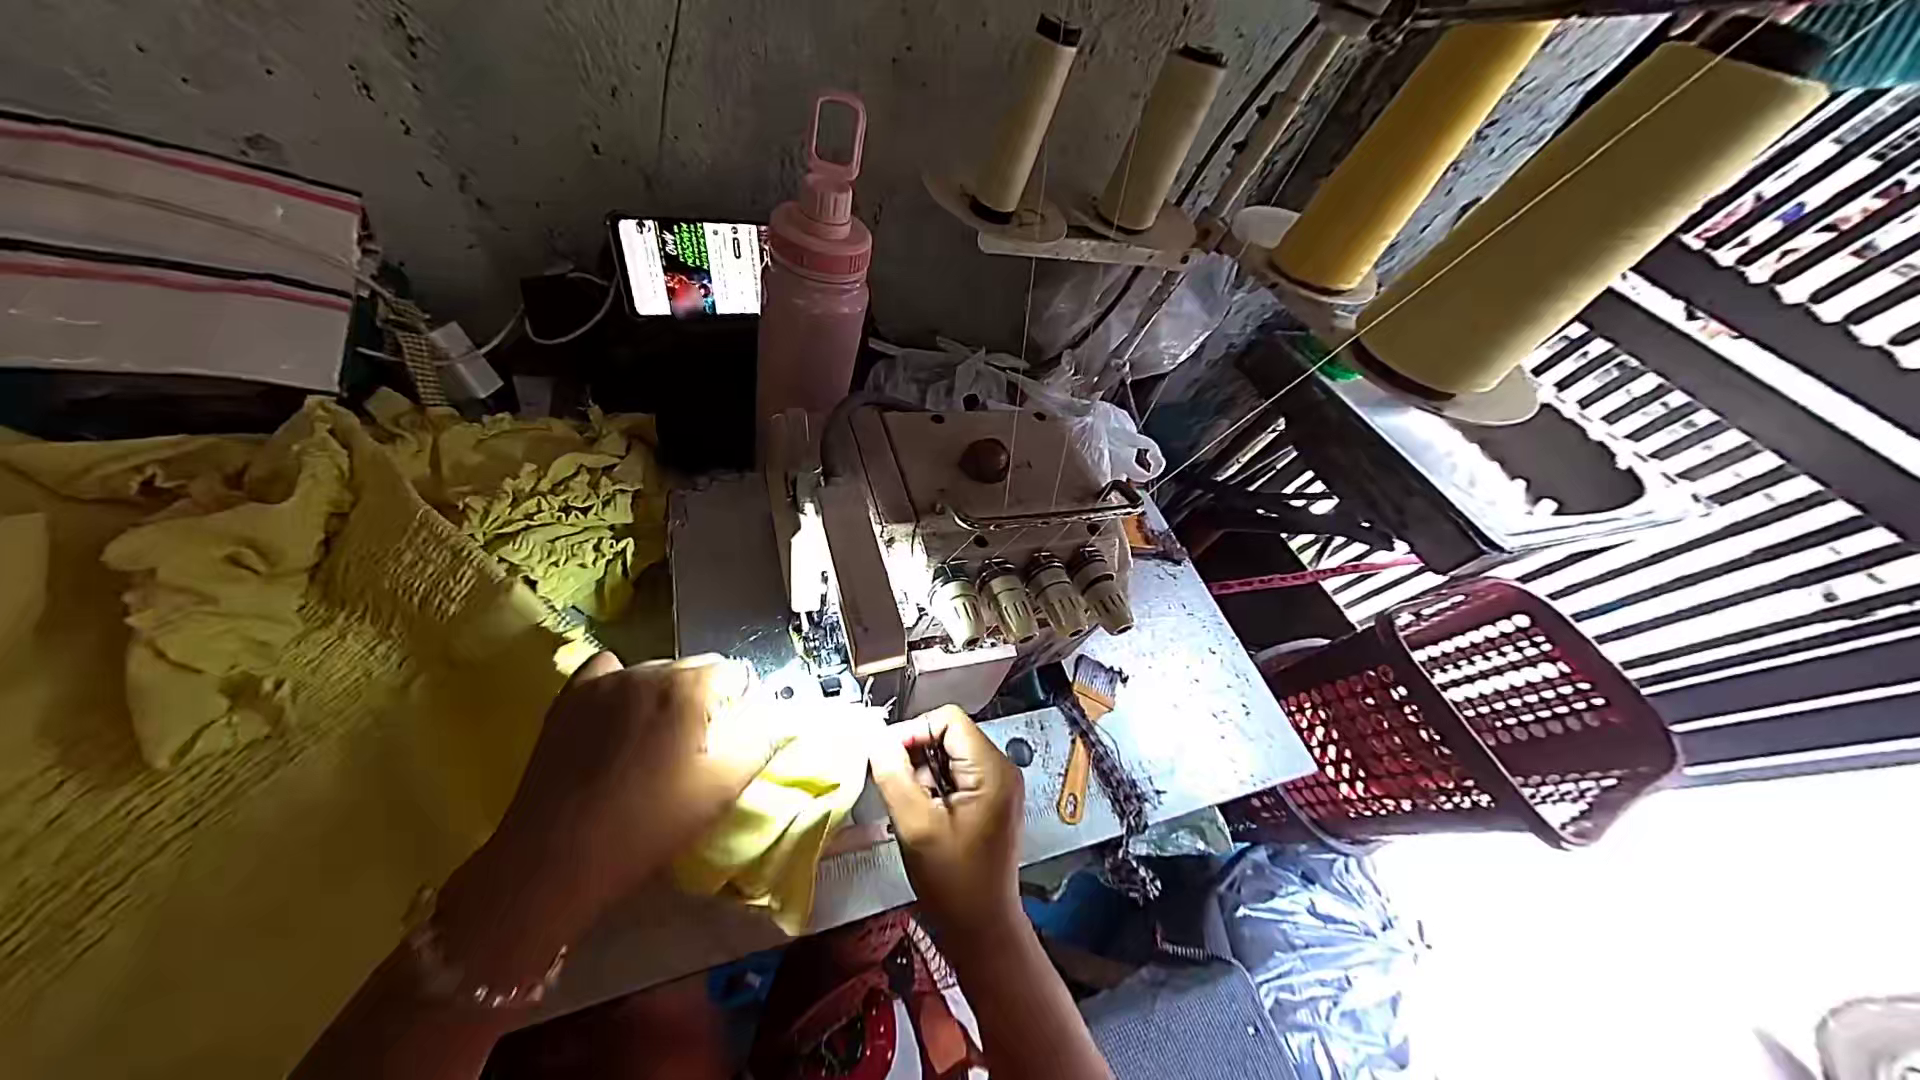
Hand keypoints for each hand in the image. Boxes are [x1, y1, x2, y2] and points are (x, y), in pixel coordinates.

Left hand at [437, 652, 775, 980]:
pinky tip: (618, 714)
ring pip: (651, 671)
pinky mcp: (568, 699)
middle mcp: (647, 671)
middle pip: (692, 668)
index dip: (740, 699)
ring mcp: (602, 682)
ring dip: (663, 693)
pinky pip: (606, 672)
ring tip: (655, 737)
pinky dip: (620, 684)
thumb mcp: (722, 789)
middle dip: (703, 696)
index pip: (731, 672)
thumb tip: (779, 719)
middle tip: (696, 742)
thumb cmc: (649, 825)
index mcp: (687, 687)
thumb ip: (760, 744)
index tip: (734, 732)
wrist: (557, 858)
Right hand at [869, 705, 1024, 941]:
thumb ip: (895, 777)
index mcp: (992, 769)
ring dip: (923, 774)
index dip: (914, 731)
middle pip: (949, 735)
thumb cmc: (953, 882)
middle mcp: (1001, 768)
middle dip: (916, 755)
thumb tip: (877, 740)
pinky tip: (924, 816)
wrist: (982, 929)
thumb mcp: (916, 827)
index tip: (888, 759)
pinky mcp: (990, 800)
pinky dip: (934, 787)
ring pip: (949, 755)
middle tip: (898, 789)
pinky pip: (956, 775)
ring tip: (913, 809)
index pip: (948, 719)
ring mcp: (998, 785)